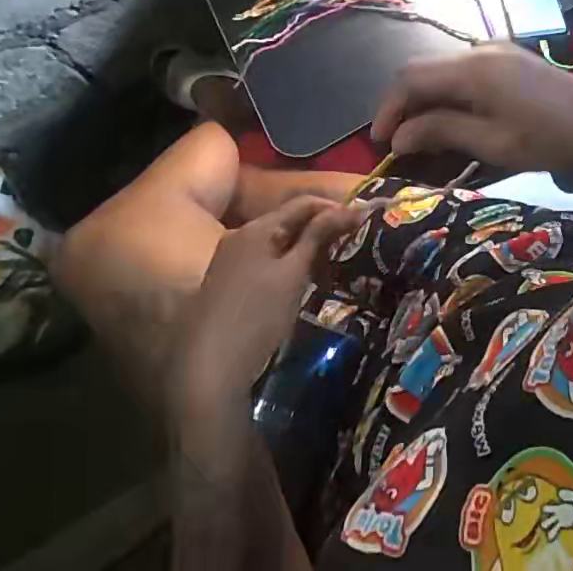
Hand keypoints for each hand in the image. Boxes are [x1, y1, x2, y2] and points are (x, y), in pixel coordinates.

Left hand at [175, 196, 365, 405]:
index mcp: (256, 228)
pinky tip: (307, 281)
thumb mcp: (294, 274)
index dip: (335, 208)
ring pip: (278, 244)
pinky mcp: (229, 286)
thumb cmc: (257, 316)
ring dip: (307, 248)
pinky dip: (290, 265)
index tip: (364, 220)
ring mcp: (231, 262)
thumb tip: (352, 208)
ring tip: (339, 261)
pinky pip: (267, 262)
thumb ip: (318, 237)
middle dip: (322, 228)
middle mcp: (240, 238)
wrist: (208, 369)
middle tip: (355, 242)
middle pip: (289, 221)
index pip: (303, 204)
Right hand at [370, 45, 572, 172]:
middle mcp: (480, 51)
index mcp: (472, 67)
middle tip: (400, 146)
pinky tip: (456, 125)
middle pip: (423, 72)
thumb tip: (398, 136)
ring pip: (444, 75)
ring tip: (425, 142)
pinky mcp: (511, 63)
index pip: (409, 78)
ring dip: (428, 105)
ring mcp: (497, 53)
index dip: (388, 109)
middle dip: (405, 107)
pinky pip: (466, 77)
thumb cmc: (552, 140)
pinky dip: (451, 100)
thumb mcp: (493, 143)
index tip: (380, 144)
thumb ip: (441, 132)